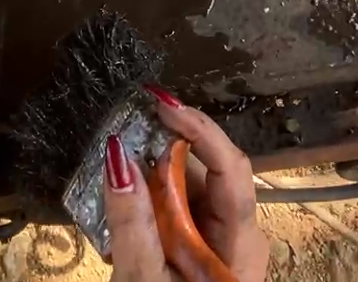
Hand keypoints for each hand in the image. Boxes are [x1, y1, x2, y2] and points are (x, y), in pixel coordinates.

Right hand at [103, 91, 269, 281]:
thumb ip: (131, 221)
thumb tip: (116, 152)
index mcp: (240, 249)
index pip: (231, 168)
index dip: (198, 128)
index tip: (158, 102)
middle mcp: (241, 241)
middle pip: (209, 171)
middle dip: (166, 148)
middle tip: (124, 130)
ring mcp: (226, 248)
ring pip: (192, 187)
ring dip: (155, 173)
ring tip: (116, 171)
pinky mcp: (207, 254)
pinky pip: (183, 208)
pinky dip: (155, 196)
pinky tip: (127, 202)